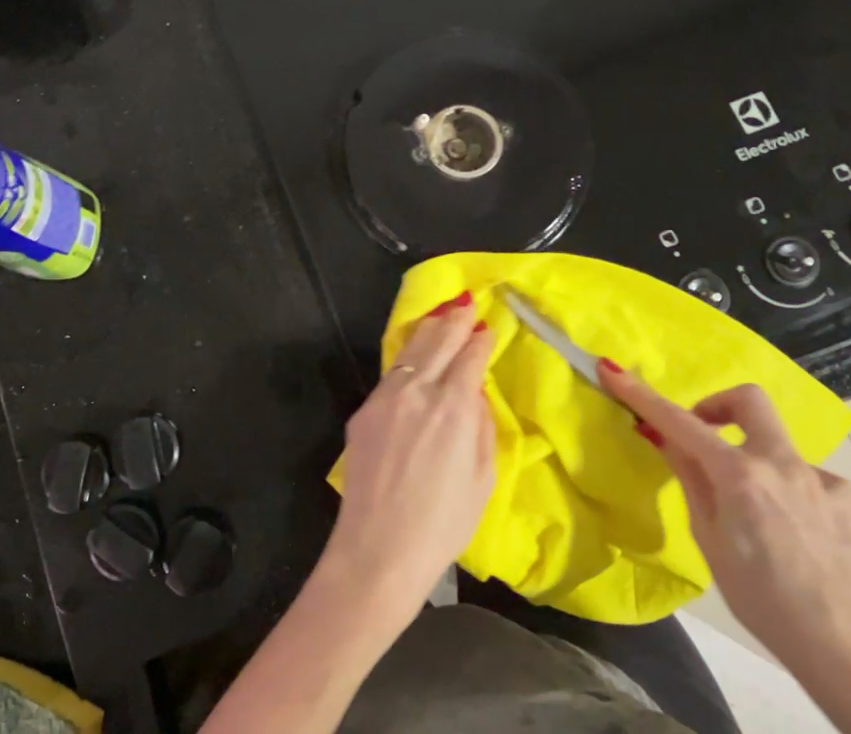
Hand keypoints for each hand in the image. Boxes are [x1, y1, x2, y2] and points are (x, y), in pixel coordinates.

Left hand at [327, 293, 496, 607]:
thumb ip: (482, 427)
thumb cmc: (443, 524)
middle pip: (437, 343)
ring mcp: (385, 399)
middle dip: (454, 321)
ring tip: (441, 316)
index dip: (480, 340)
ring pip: (409, 353)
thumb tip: (477, 394)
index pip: (470, 358)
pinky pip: (391, 375)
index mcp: (454, 408)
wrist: (379, 546)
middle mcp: (417, 392)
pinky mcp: (363, 412)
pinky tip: (413, 355)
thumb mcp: (483, 479)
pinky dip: (406, 357)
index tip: (487, 327)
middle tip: (465, 303)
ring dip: (428, 331)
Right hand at [601, 364, 850, 666]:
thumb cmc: (761, 599)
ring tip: (771, 530)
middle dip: (721, 406)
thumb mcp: (709, 540)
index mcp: (741, 476)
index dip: (642, 394)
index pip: (681, 422)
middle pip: (750, 401)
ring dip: (766, 477)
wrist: (849, 649)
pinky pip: (820, 488)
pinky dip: (803, 504)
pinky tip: (807, 543)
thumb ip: (691, 479)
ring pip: (785, 459)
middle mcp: (787, 465)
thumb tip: (665, 436)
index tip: (614, 370)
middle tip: (709, 439)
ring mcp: (831, 481)